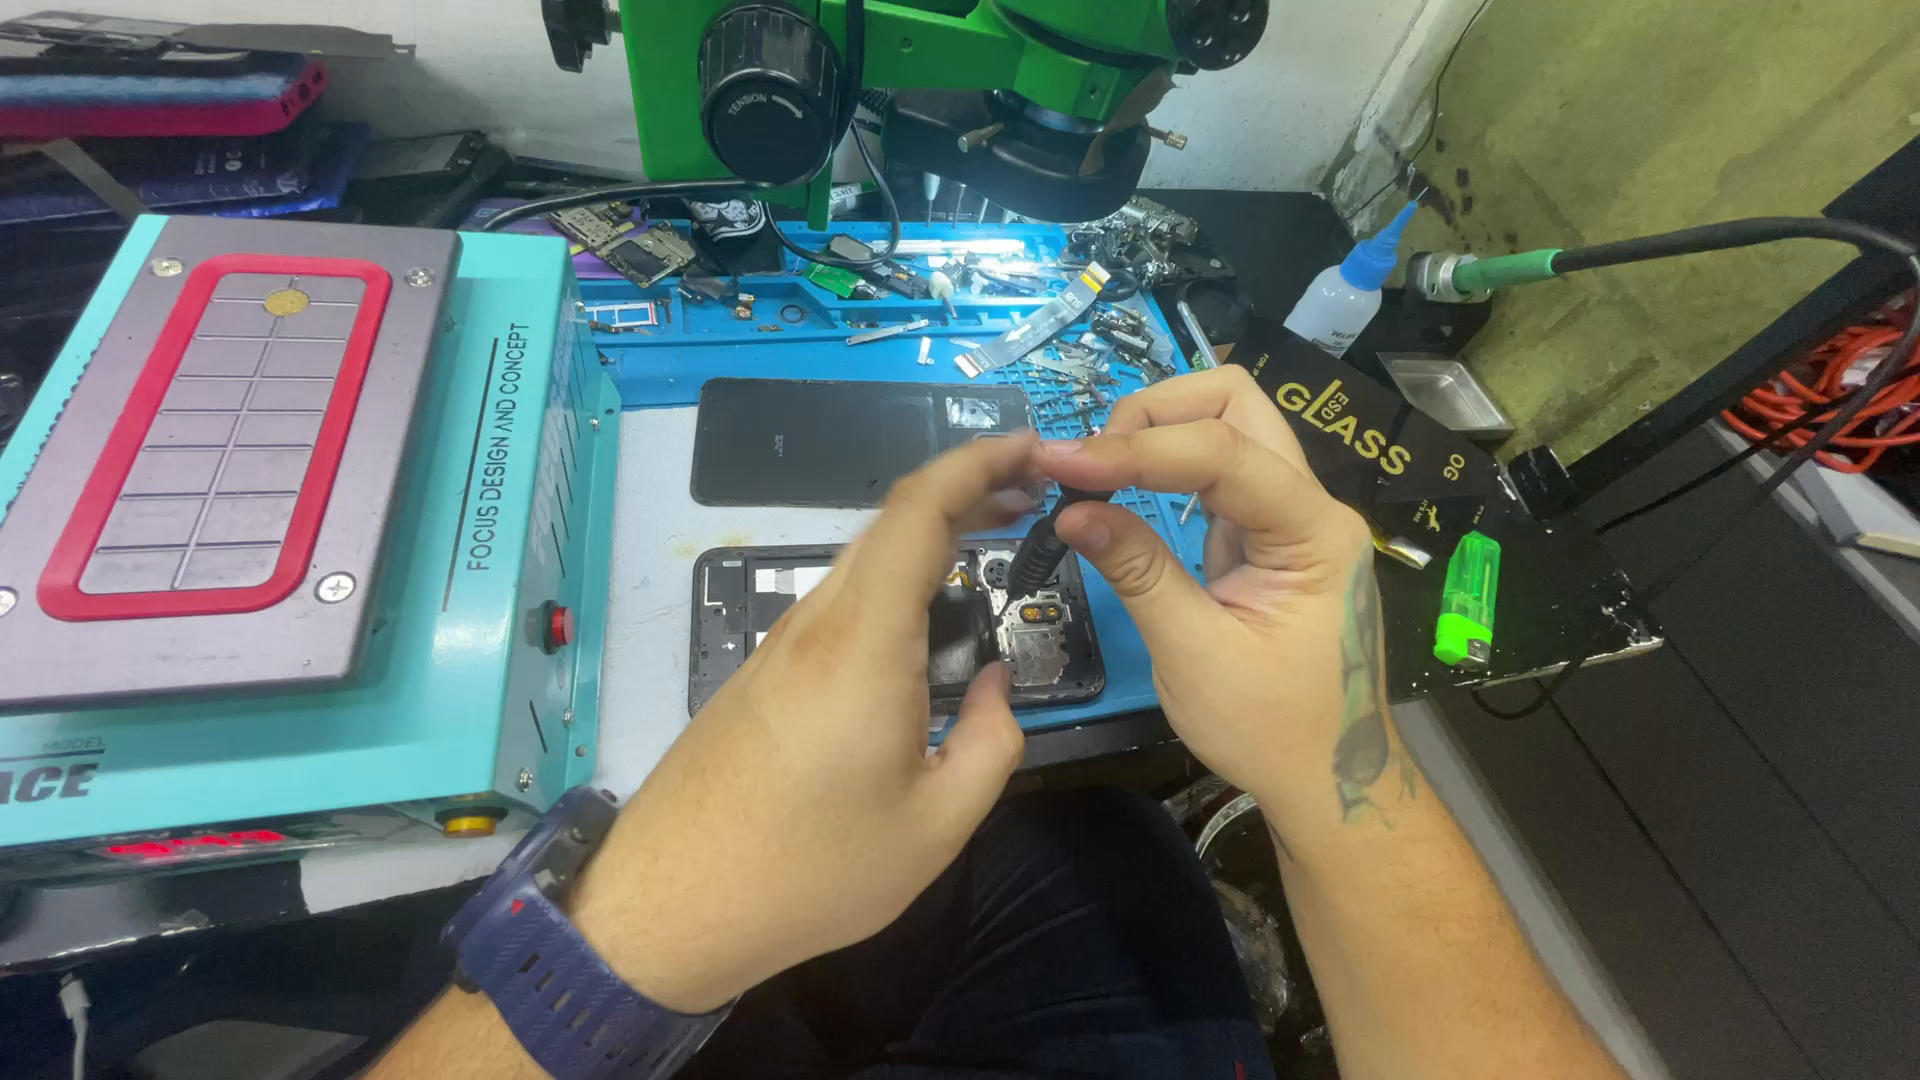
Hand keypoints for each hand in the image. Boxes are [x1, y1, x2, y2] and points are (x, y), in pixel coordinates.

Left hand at [568, 433, 1036, 1013]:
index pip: (918, 512)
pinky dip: (899, 574)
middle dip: (967, 487)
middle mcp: (819, 620)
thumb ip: (994, 741)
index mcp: (865, 643)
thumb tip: (996, 680)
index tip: (1031, 449)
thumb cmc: (809, 871)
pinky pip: (844, 595)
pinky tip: (928, 609)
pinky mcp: (768, 665)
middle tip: (1031, 492)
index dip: (977, 463)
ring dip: (932, 531)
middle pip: (893, 520)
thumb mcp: (936, 825)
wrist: (666, 907)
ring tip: (993, 534)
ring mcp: (785, 640)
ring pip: (867, 555)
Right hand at [1033, 367, 1406, 838]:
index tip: (1059, 460)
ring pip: (1229, 423)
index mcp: (1312, 533)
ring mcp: (1289, 515)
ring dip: (1158, 429)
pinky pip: (1217, 469)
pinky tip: (1125, 483)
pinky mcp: (1265, 533)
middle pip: (1239, 402)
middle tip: (1093, 458)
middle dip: (1156, 411)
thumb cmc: (1271, 730)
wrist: (1331, 780)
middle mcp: (1310, 504)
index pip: (1222, 454)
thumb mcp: (1193, 654)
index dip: (1135, 450)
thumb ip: (1137, 570)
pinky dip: (1164, 461)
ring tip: (1100, 467)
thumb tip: (1071, 510)